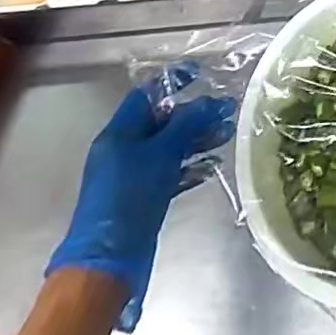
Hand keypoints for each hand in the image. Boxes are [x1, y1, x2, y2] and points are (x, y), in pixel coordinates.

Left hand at [47, 91, 233, 330]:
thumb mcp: (162, 154)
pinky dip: (190, 166)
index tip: (201, 74)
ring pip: (169, 147)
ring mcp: (133, 175)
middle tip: (227, 110)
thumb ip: (186, 124)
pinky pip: (170, 172)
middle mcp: (124, 150)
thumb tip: (210, 101)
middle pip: (162, 122)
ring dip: (197, 139)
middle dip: (194, 114)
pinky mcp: (143, 197)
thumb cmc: (130, 197)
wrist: (108, 260)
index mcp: (120, 133)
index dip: (173, 82)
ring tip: (228, 134)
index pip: (147, 95)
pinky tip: (212, 166)